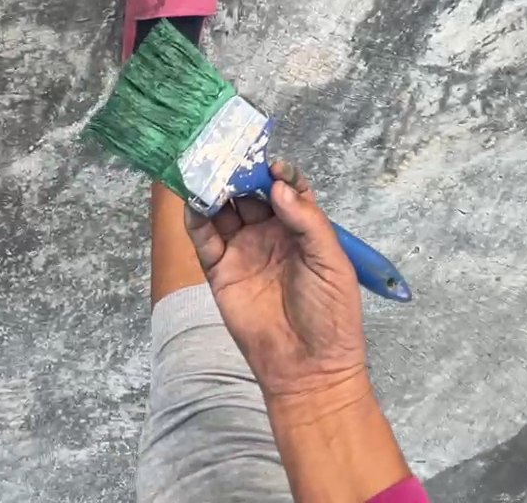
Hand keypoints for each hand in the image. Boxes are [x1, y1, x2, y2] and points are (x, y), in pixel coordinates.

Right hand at [186, 160, 371, 413]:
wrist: (308, 369)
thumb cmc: (331, 315)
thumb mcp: (332, 264)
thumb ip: (307, 221)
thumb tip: (277, 186)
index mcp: (299, 229)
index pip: (285, 190)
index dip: (277, 174)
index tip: (270, 165)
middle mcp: (267, 232)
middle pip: (247, 193)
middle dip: (237, 174)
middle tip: (225, 156)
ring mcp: (241, 249)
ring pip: (222, 209)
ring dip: (213, 189)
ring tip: (204, 172)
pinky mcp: (218, 268)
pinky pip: (203, 237)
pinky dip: (195, 216)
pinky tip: (194, 201)